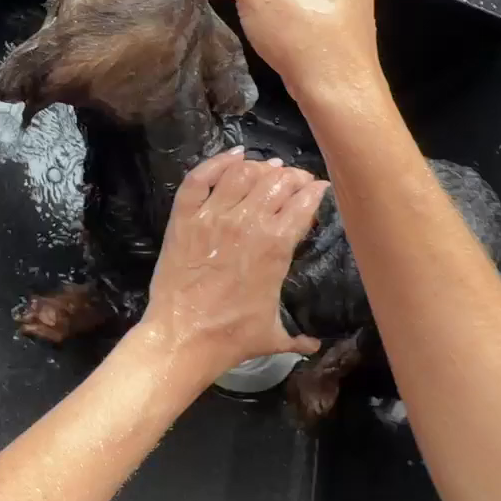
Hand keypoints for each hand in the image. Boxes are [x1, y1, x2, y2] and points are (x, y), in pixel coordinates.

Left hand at [136, 150, 326, 380]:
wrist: (182, 336)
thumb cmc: (231, 337)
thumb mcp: (274, 335)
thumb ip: (298, 336)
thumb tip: (315, 345)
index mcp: (276, 245)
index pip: (303, 203)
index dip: (315, 191)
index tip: (318, 188)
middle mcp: (247, 222)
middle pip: (276, 181)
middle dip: (291, 176)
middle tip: (294, 179)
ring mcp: (212, 216)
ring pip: (241, 173)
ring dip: (258, 167)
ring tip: (266, 168)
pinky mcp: (183, 217)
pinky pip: (199, 178)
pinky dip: (217, 162)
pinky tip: (233, 155)